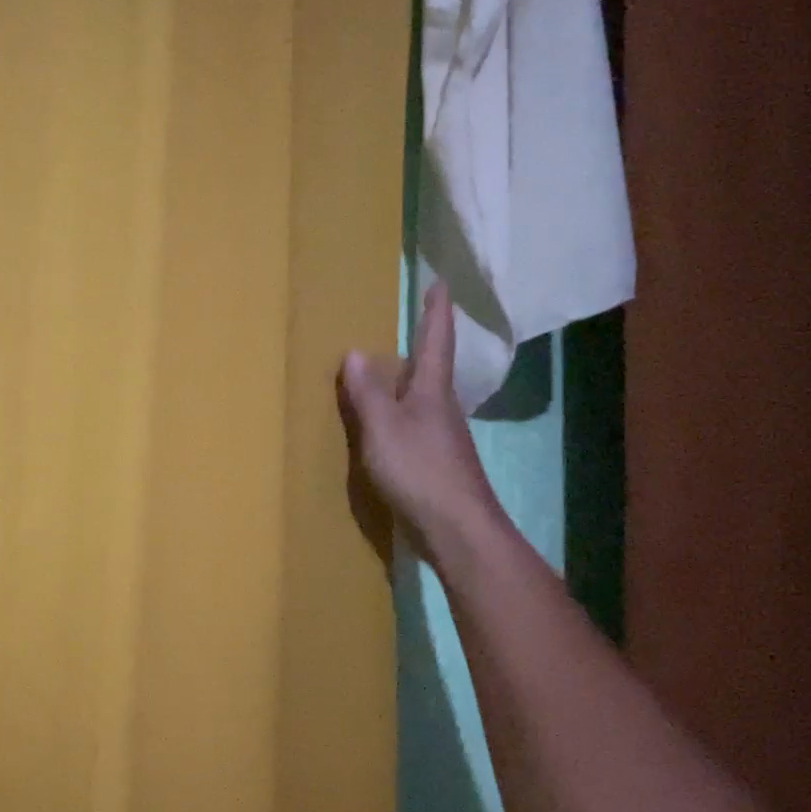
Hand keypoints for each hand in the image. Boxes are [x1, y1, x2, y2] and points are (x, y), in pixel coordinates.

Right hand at [338, 281, 503, 557]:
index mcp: (431, 394)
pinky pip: (411, 426)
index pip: (435, 344)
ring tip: (385, 371)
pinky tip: (382, 425)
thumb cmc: (419, 471)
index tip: (440, 283)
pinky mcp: (432, 463)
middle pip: (430, 370)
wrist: (455, 528)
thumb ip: (367, 394)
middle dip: (422, 345)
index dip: (436, 314)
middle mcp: (441, 409)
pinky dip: (396, 414)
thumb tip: (355, 351)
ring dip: (405, 382)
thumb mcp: (383, 429)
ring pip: (421, 399)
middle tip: (409, 323)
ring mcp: (439, 438)